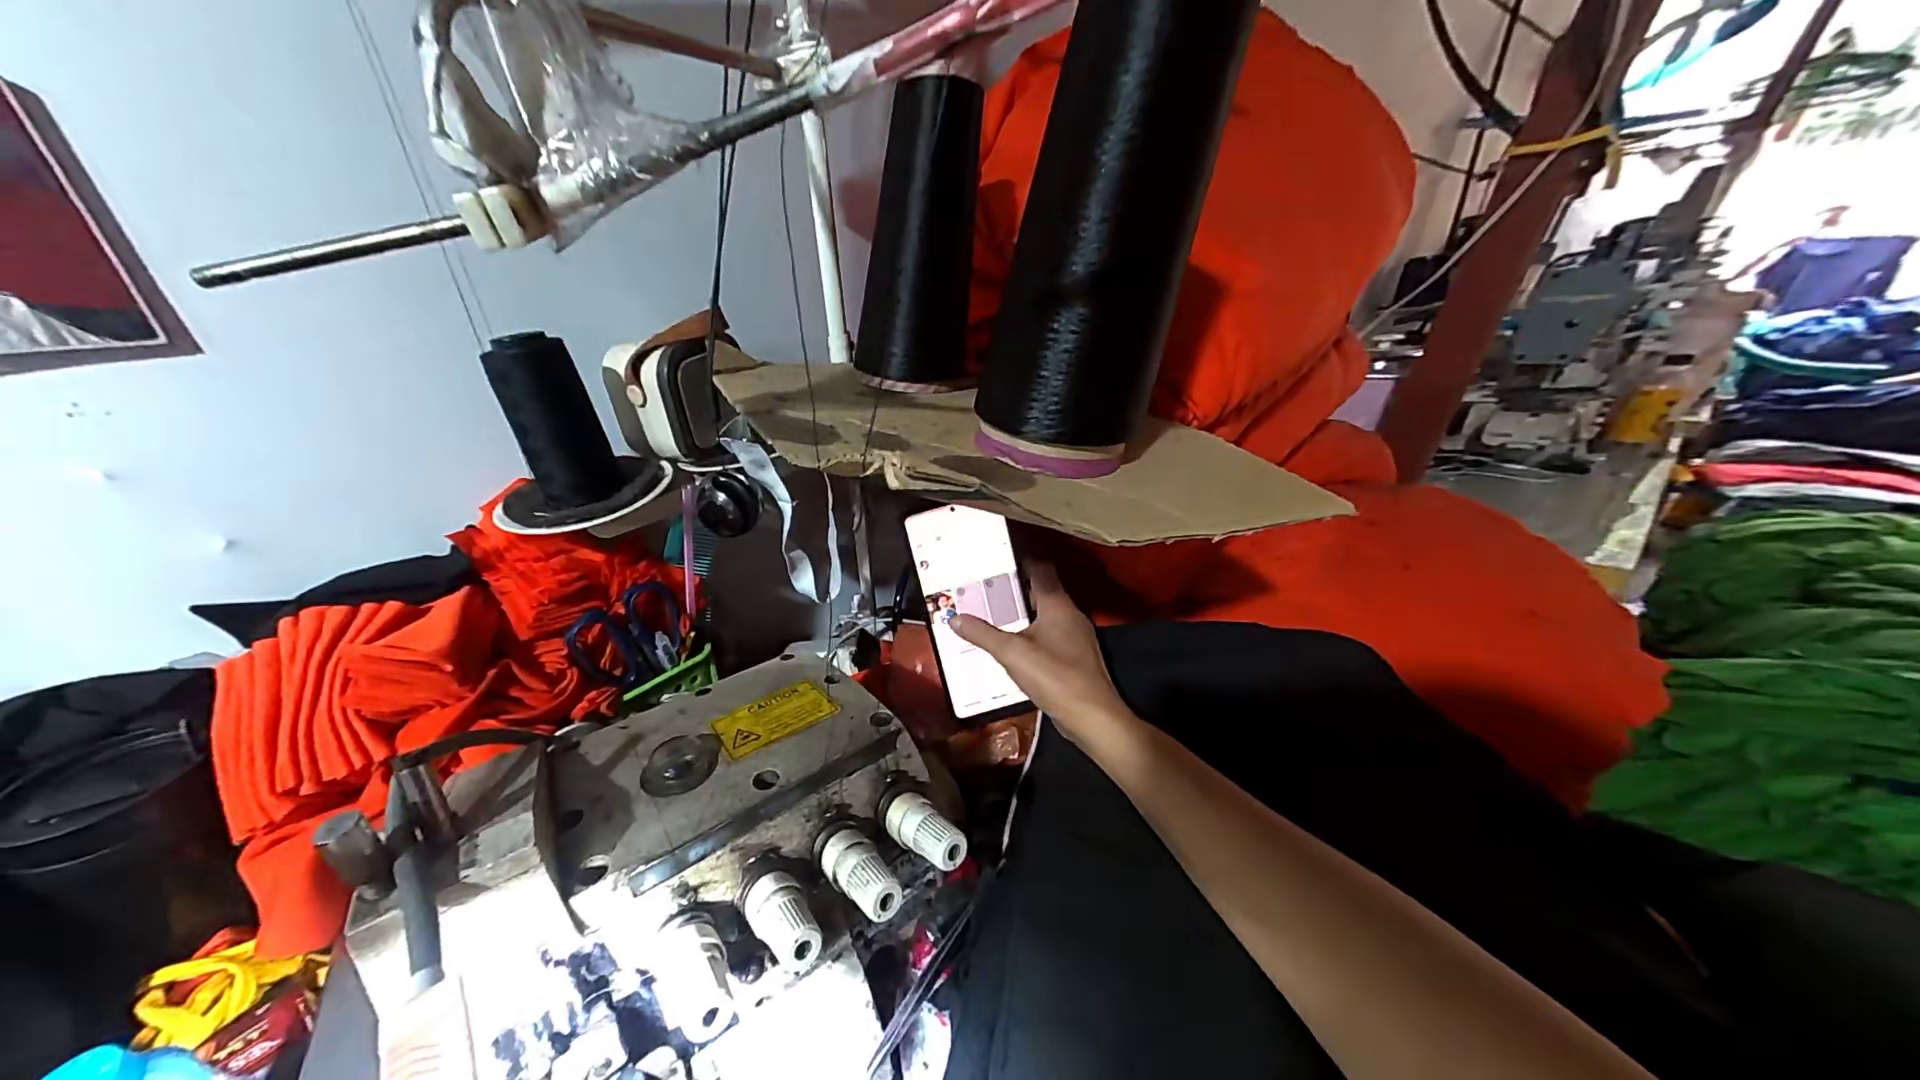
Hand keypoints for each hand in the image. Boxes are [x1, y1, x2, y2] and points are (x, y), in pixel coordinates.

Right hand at [949, 563, 1134, 742]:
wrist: (1092, 716)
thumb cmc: (1055, 677)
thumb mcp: (1011, 653)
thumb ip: (983, 634)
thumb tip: (956, 619)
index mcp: (1058, 604)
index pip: (1040, 569)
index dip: (1019, 562)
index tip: (995, 562)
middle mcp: (1070, 614)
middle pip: (1042, 592)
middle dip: (1015, 591)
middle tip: (986, 592)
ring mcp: (1076, 637)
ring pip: (1046, 615)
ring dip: (1023, 615)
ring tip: (994, 618)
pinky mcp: (1076, 658)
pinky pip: (1050, 636)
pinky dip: (1031, 635)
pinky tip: (1014, 648)